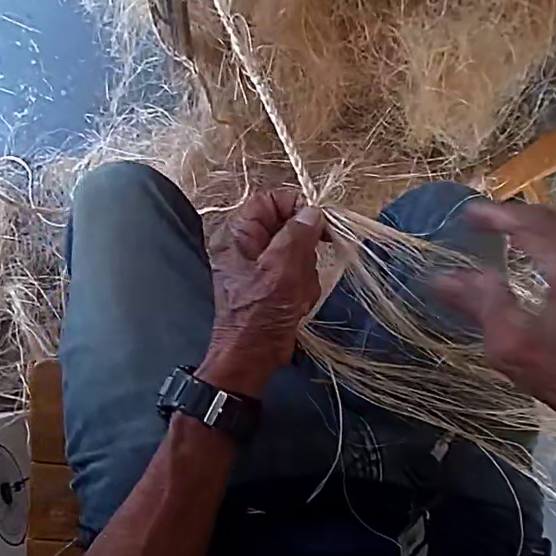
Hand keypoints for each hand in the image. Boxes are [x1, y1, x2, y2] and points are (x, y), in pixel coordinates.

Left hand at [201, 189, 327, 396]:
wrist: (252, 356)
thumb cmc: (261, 312)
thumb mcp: (282, 267)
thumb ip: (298, 234)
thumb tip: (313, 211)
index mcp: (237, 234)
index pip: (269, 200)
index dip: (296, 206)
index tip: (318, 223)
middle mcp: (246, 245)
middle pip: (289, 227)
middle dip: (304, 250)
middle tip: (303, 270)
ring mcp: (260, 266)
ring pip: (299, 252)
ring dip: (306, 273)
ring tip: (296, 293)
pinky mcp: (272, 285)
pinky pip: (298, 274)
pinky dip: (303, 288)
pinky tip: (297, 304)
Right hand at [433, 201, 555, 429]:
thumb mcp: (510, 344)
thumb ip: (478, 301)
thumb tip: (438, 276)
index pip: (531, 225)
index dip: (497, 216)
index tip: (467, 212)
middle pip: (552, 218)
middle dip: (514, 216)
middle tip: (480, 219)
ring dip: (536, 223)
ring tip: (503, 229)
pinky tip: (538, 245)